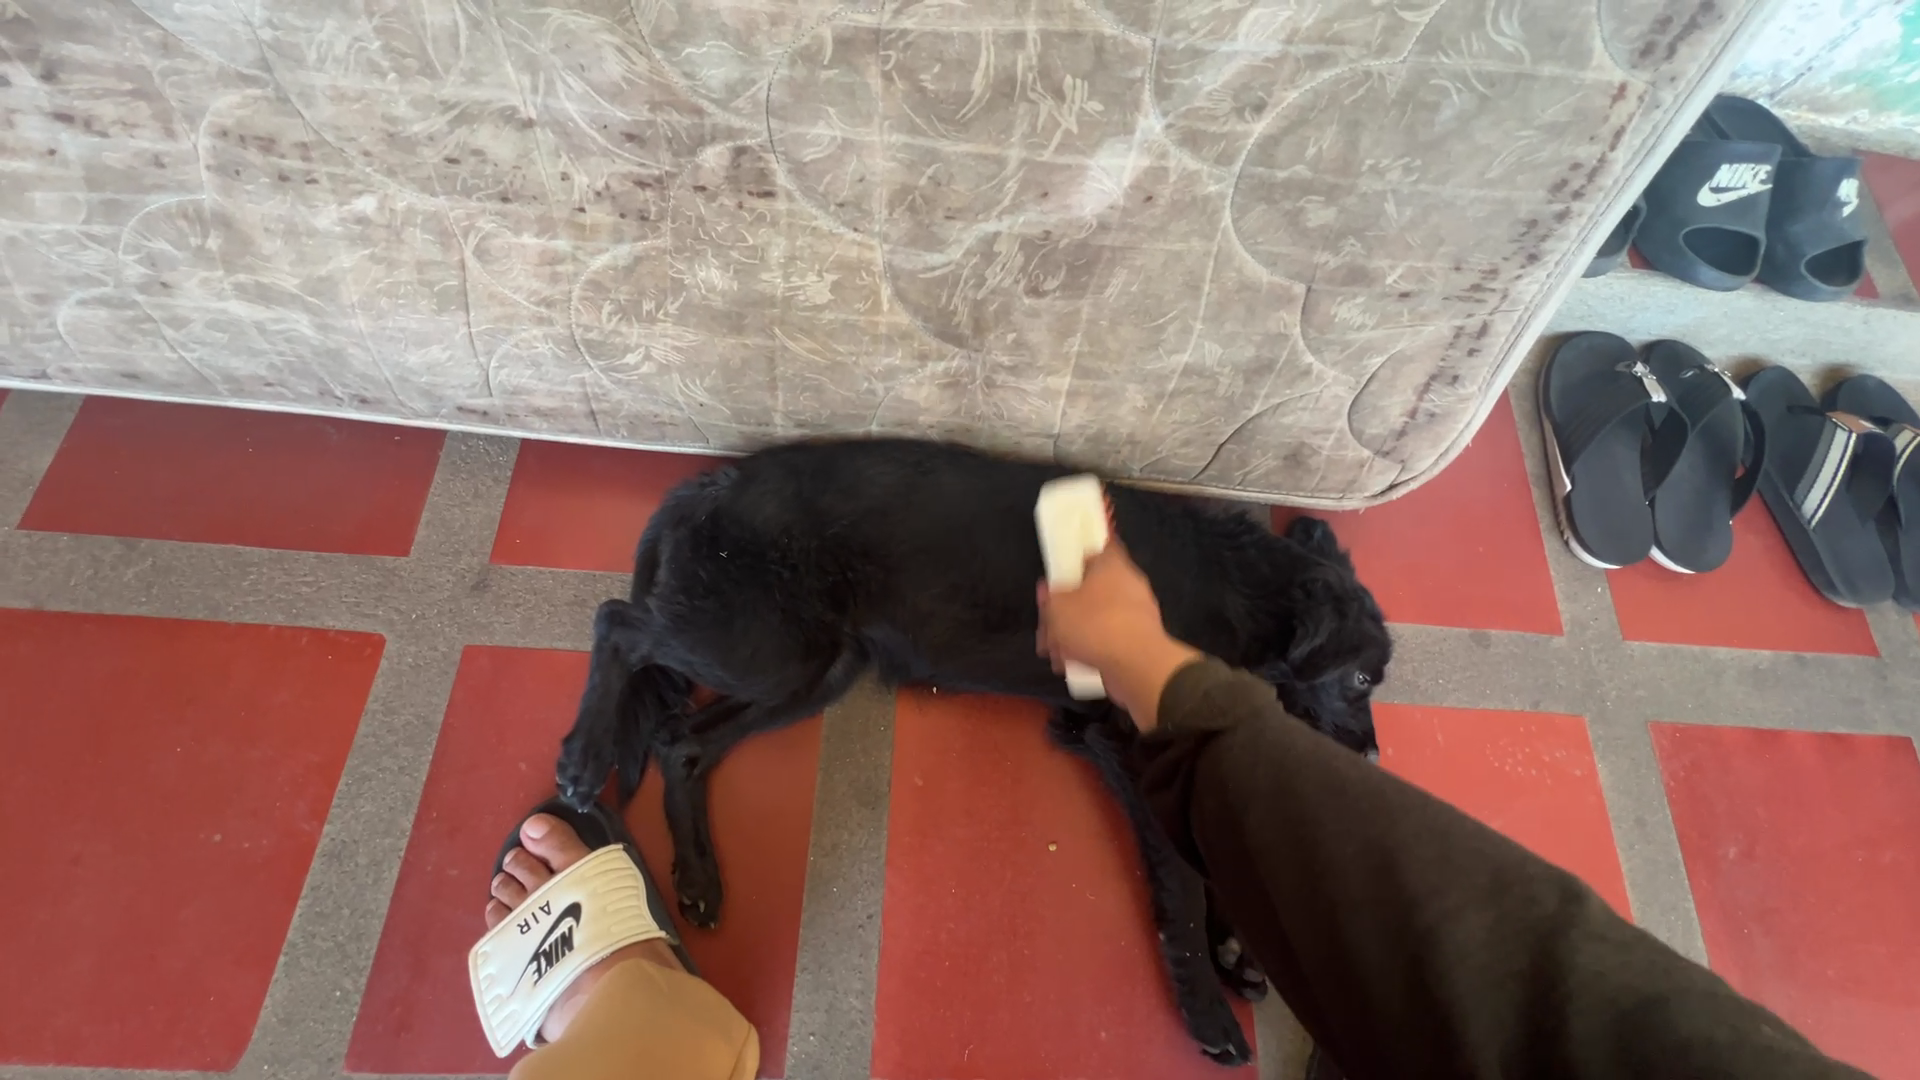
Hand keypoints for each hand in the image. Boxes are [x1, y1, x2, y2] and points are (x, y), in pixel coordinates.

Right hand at [1036, 542, 1201, 730]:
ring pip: (1097, 617)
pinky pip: (1109, 638)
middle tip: (1048, 628)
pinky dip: (1091, 648)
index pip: (1095, 550)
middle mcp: (1128, 583)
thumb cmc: (1093, 625)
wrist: (1137, 665)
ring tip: (1056, 654)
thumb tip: (1048, 590)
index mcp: (1110, 564)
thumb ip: (1049, 597)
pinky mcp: (1139, 640)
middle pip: (1090, 590)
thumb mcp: (1056, 608)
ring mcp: (1136, 613)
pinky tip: (1072, 665)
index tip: (1059, 576)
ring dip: (1074, 634)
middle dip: (1066, 611)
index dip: (1075, 560)